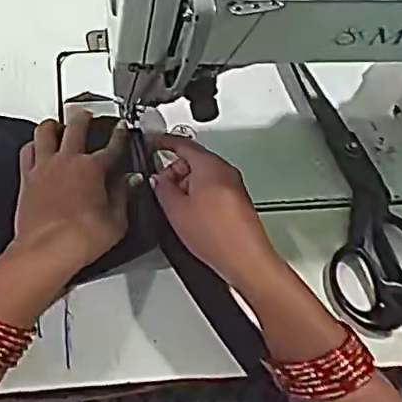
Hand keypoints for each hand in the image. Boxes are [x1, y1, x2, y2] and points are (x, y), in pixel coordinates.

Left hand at [8, 108, 131, 277]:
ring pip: (45, 131)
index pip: (112, 146)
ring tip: (57, 124)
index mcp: (93, 169)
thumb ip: (124, 196)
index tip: (121, 129)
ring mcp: (45, 168)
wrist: (46, 251)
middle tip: (87, 114)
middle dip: (84, 117)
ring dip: (53, 125)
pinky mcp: (27, 179)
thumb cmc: (79, 239)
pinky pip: (27, 152)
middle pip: (76, 126)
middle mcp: (68, 162)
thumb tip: (131, 183)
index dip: (119, 135)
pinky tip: (35, 147)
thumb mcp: (117, 221)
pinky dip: (32, 145)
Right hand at [149, 134, 286, 290]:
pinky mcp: (238, 199)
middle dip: (175, 170)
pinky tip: (192, 215)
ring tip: (176, 206)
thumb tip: (158, 180)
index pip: (183, 144)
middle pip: (194, 159)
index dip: (165, 142)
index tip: (155, 143)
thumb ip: (162, 189)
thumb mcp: (176, 211)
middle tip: (161, 185)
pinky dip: (200, 195)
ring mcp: (234, 185)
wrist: (246, 259)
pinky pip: (214, 187)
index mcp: (210, 166)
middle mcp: (225, 171)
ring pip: (204, 174)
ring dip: (187, 185)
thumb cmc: (219, 236)